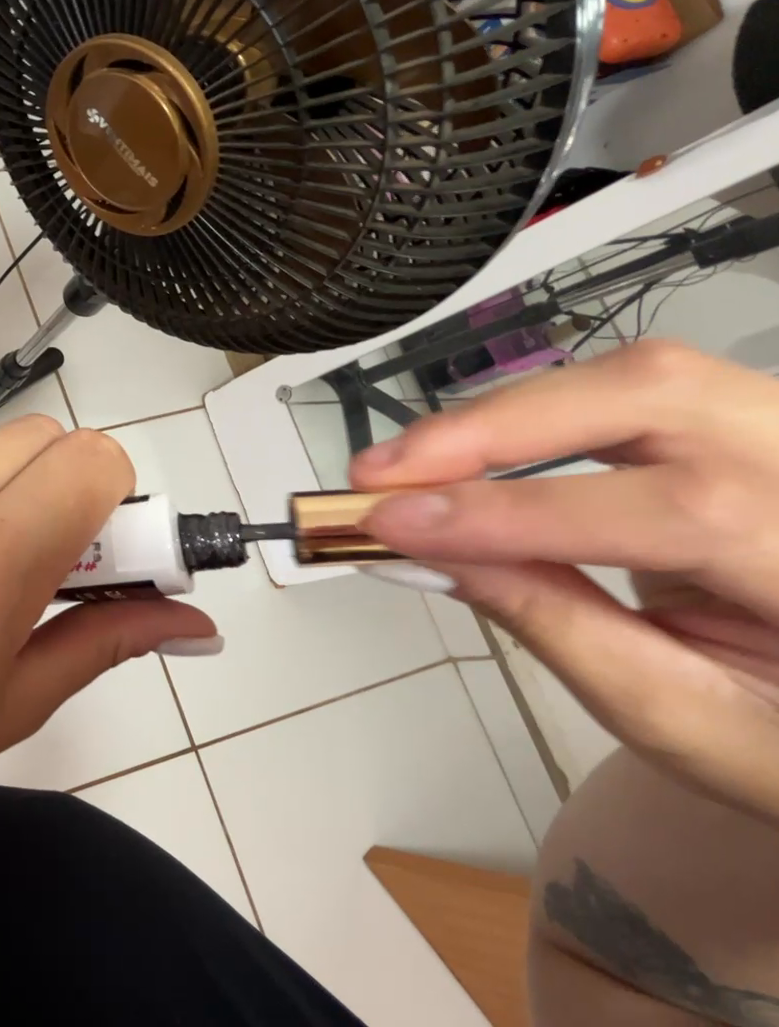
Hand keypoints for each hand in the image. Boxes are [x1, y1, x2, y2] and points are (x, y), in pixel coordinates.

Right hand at [350, 341, 778, 824]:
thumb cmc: (768, 736)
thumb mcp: (666, 708)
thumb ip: (548, 618)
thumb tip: (418, 549)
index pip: (679, 510)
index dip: (514, 510)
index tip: (385, 522)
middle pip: (656, 396)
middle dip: (493, 428)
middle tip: (376, 474)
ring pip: (637, 377)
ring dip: (497, 417)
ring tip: (399, 465)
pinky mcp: (747, 423)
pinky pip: (626, 393)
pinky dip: (524, 417)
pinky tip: (459, 452)